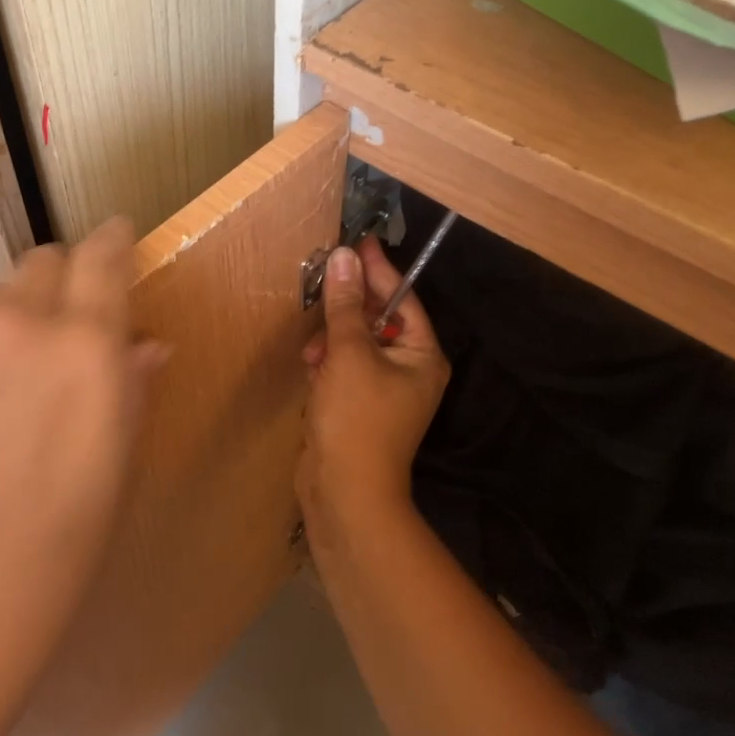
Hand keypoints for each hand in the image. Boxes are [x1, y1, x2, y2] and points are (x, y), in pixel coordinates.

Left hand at [0, 217, 165, 625]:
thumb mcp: (115, 464)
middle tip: (40, 346)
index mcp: (85, 344)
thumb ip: (129, 386)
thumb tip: (141, 343)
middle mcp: (13, 322)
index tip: (111, 241)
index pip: (102, 256)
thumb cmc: (57, 547)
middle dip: (47, 291)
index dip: (109, 243)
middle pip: (36, 265)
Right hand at [297, 237, 449, 531]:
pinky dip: (328, 366)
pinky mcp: (360, 408)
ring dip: (332, 341)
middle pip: (377, 320)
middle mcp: (410, 371)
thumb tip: (343, 256)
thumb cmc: (357, 418)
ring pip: (355, 345)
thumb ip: (345, 304)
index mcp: (423, 355)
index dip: (378, 269)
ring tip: (312, 354)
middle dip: (346, 312)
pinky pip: (344, 370)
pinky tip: (311, 373)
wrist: (345, 495)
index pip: (402, 298)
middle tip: (320, 294)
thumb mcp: (348, 353)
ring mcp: (385, 392)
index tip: (355, 240)